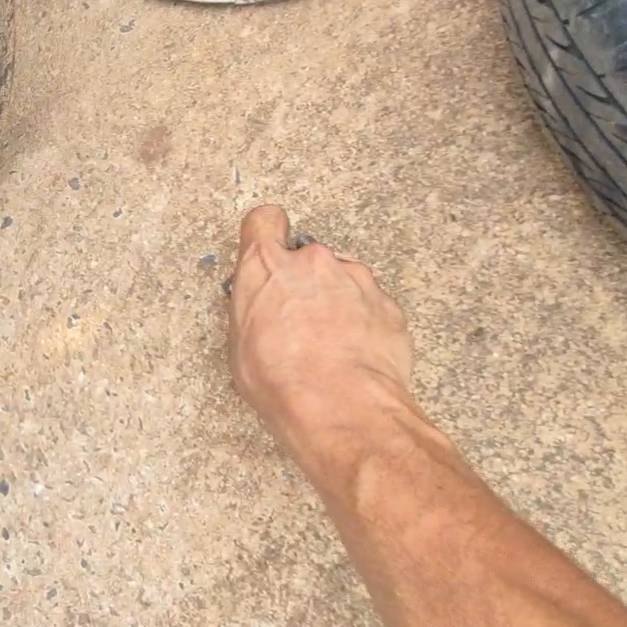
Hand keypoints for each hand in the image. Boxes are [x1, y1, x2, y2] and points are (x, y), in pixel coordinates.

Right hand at [228, 206, 416, 460]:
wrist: (338, 406)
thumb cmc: (278, 378)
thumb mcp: (239, 343)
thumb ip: (252, 308)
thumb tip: (261, 310)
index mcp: (265, 266)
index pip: (264, 221)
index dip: (266, 235)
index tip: (268, 252)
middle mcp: (312, 262)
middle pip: (306, 258)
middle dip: (303, 283)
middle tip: (297, 322)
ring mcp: (356, 280)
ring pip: (342, 280)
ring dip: (335, 302)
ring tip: (331, 345)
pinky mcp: (388, 305)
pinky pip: (370, 305)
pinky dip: (363, 322)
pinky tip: (355, 355)